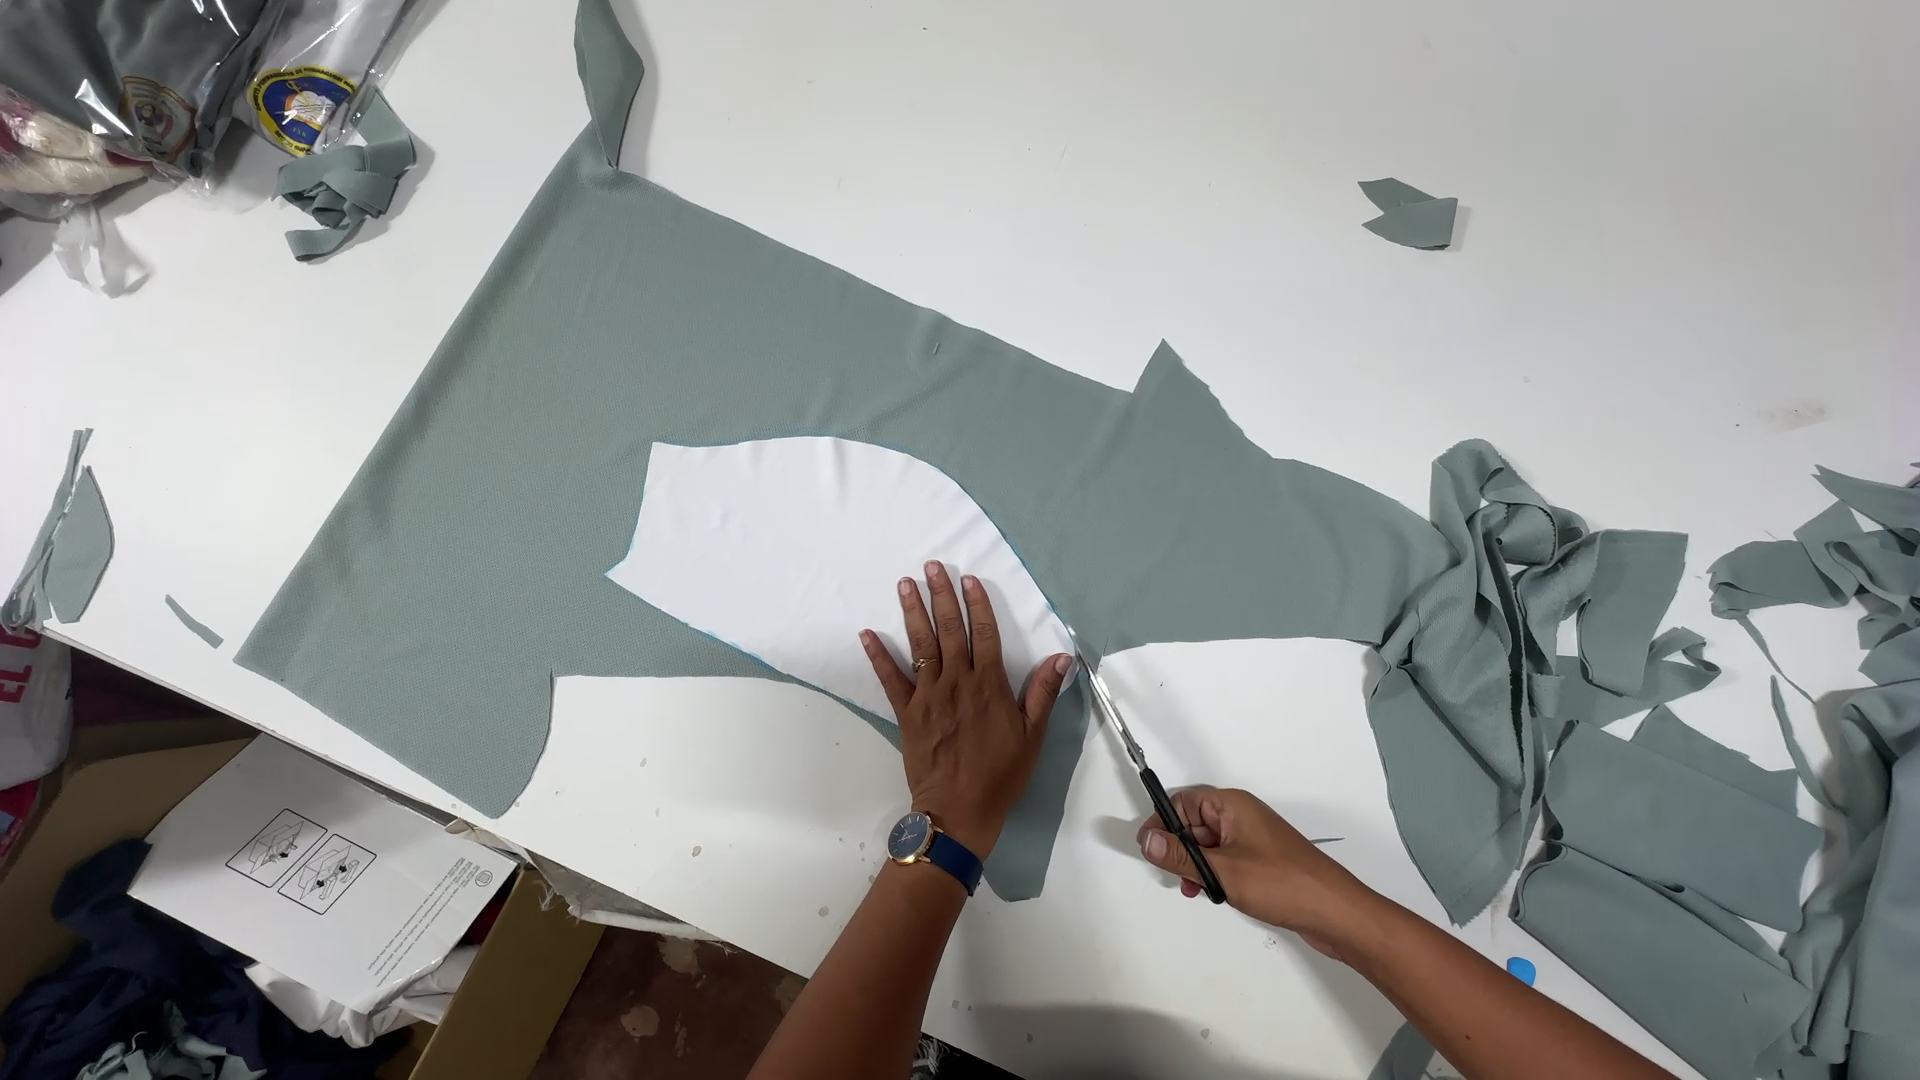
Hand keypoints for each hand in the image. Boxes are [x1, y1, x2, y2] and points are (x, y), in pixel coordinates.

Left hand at [861, 561, 1072, 857]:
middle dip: (942, 595)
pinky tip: (867, 634)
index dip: (977, 604)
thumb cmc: (1001, 774)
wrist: (960, 810)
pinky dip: (878, 656)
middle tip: (933, 566)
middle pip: (950, 629)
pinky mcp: (907, 712)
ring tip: (905, 584)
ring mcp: (929, 695)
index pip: (985, 634)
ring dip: (913, 612)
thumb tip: (1062, 656)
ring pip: (921, 644)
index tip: (968, 579)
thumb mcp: (1032, 736)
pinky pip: (890, 679)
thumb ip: (1043, 693)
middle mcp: (957, 682)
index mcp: (989, 685)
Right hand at [1136, 786, 1376, 957]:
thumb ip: (1181, 856)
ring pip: (1208, 844)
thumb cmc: (1282, 884)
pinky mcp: (1261, 860)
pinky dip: (1214, 874)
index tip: (1149, 848)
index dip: (1162, 823)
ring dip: (1196, 865)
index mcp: (1232, 805)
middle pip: (1194, 823)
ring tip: (1196, 890)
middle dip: (1179, 849)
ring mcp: (1252, 838)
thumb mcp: (1223, 871)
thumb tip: (1147, 841)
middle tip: (1175, 876)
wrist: (1336, 914)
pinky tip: (1214, 894)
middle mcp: (1240, 816)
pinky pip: (1224, 859)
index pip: (1183, 802)